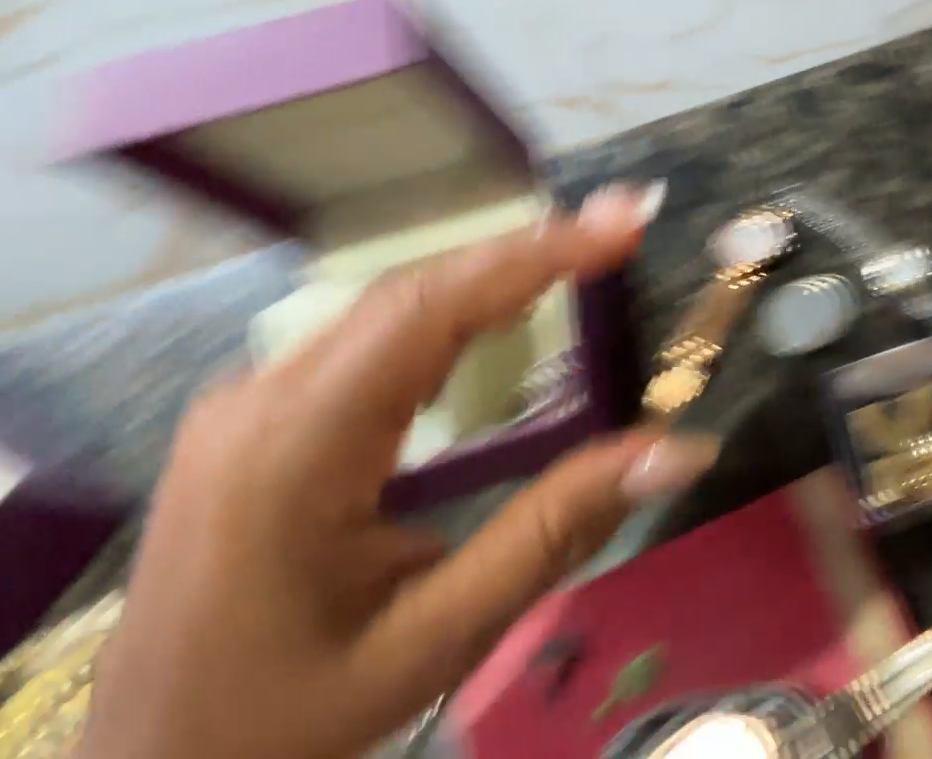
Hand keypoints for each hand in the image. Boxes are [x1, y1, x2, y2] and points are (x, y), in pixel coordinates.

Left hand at [76, 182, 718, 758]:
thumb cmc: (294, 715)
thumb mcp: (440, 637)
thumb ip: (557, 531)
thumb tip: (678, 449)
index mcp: (293, 449)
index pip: (429, 311)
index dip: (535, 255)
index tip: (623, 223)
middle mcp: (261, 401)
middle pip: (413, 293)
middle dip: (528, 250)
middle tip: (624, 227)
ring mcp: (254, 405)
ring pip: (393, 309)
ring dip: (496, 276)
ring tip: (586, 256)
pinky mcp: (265, 420)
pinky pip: (374, 342)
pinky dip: (458, 313)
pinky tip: (507, 313)